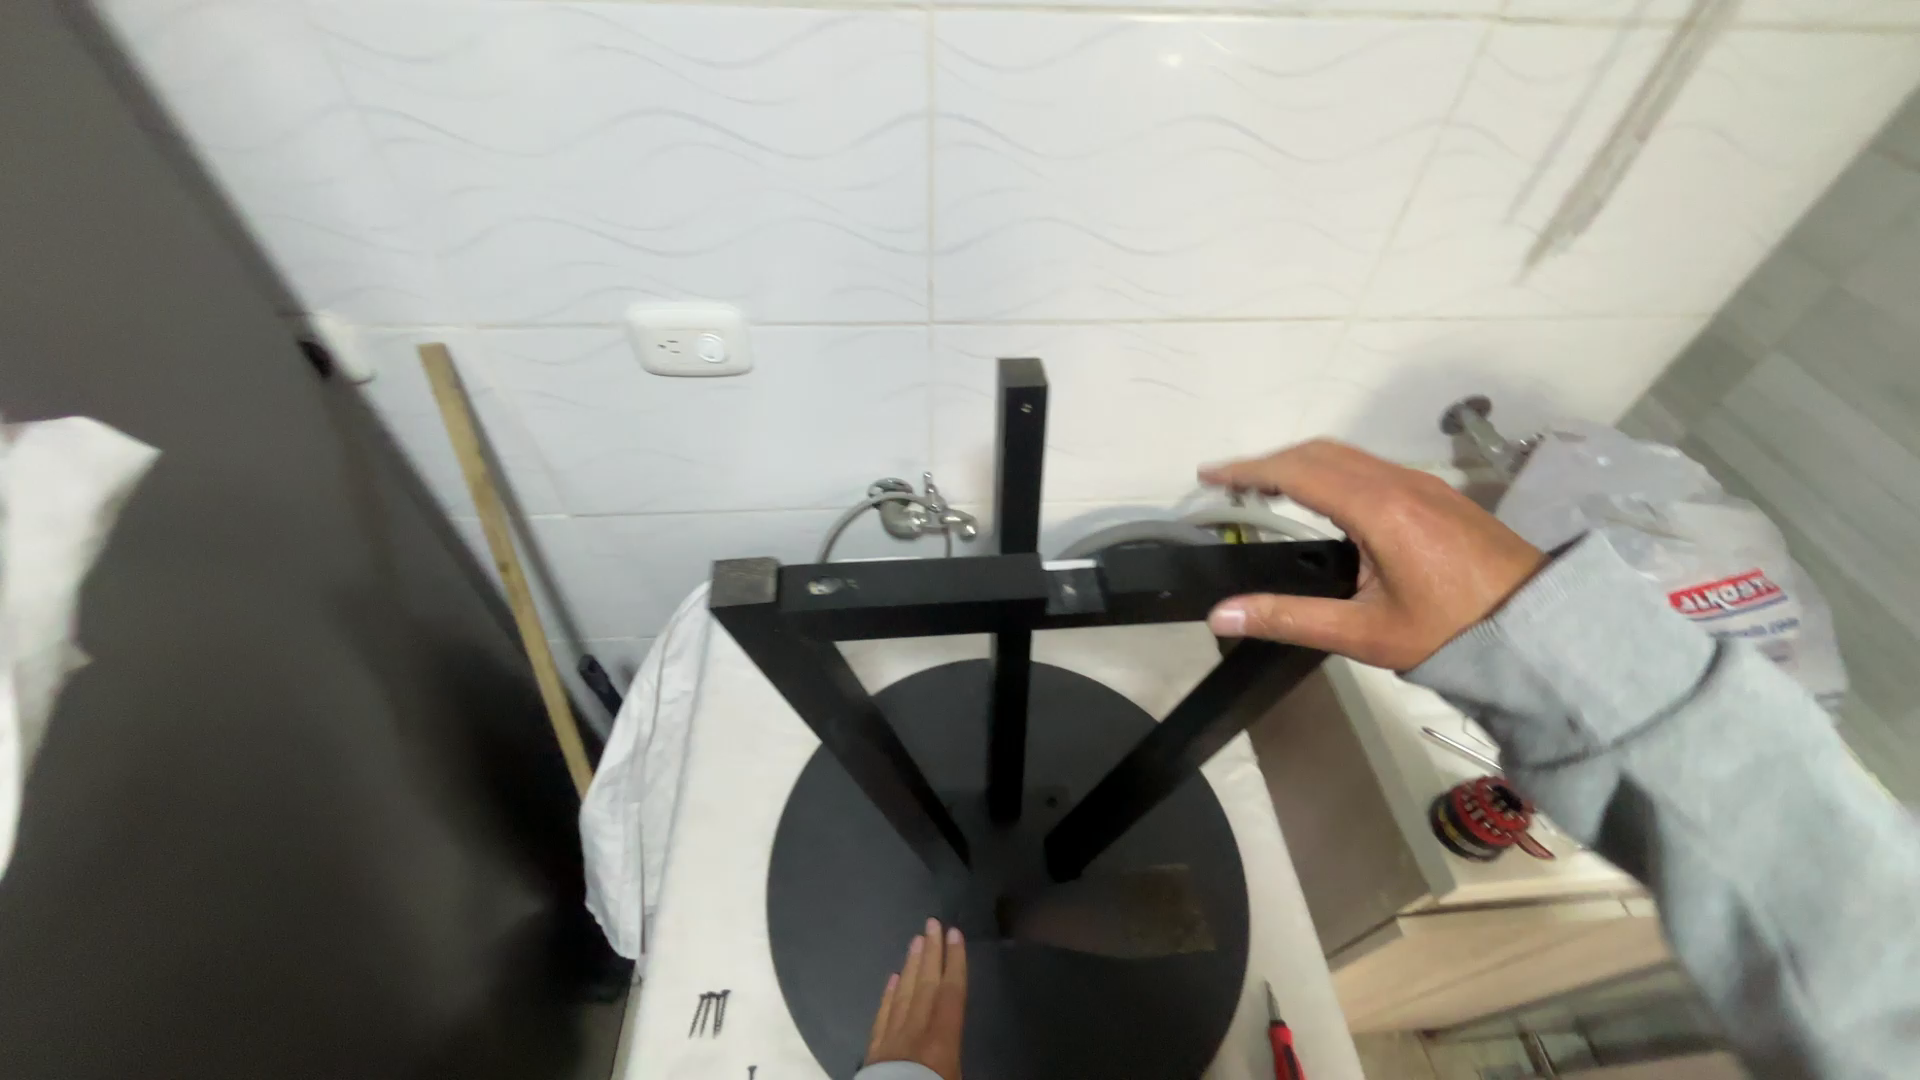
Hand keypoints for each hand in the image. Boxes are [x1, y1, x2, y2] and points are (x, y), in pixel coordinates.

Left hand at [865, 919, 966, 1079]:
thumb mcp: (957, 1078)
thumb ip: (960, 1062)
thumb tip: (965, 1050)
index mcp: (941, 1042)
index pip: (950, 993)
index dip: (955, 961)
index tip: (954, 933)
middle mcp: (915, 1033)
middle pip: (925, 985)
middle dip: (931, 952)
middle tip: (932, 922)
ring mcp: (890, 1042)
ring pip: (903, 995)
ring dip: (911, 966)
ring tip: (916, 940)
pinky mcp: (873, 1055)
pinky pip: (882, 1017)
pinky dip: (889, 995)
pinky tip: (892, 978)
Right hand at [1199, 440, 1546, 670]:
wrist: (1547, 631)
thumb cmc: (1451, 633)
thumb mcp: (1363, 632)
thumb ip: (1288, 618)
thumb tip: (1220, 614)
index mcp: (1378, 510)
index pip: (1298, 472)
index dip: (1248, 470)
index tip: (1209, 475)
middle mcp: (1399, 483)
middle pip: (1318, 452)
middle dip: (1267, 462)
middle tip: (1228, 484)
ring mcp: (1422, 484)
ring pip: (1345, 454)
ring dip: (1298, 463)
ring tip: (1263, 487)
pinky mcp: (1436, 494)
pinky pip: (1367, 465)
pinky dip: (1326, 470)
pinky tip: (1318, 497)